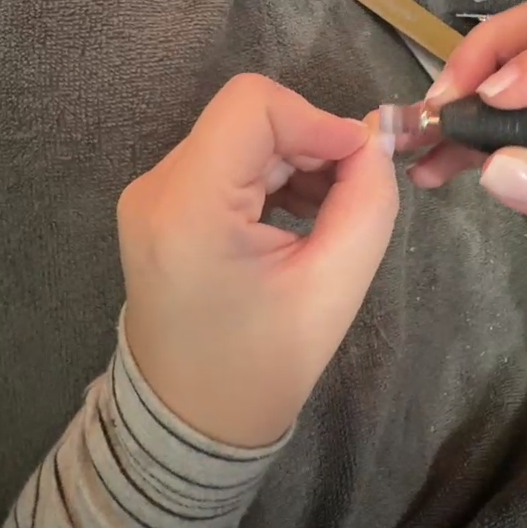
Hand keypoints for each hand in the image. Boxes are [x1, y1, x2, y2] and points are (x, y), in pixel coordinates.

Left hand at [118, 74, 398, 447]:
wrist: (187, 421)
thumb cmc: (259, 368)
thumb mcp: (333, 289)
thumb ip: (367, 203)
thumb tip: (373, 143)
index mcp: (187, 209)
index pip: (251, 105)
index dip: (314, 118)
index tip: (358, 157)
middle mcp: (157, 186)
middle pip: (249, 119)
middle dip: (312, 143)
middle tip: (353, 189)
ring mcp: (153, 191)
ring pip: (242, 133)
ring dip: (296, 158)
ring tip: (328, 210)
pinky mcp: (162, 200)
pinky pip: (228, 157)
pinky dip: (273, 171)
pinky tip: (300, 211)